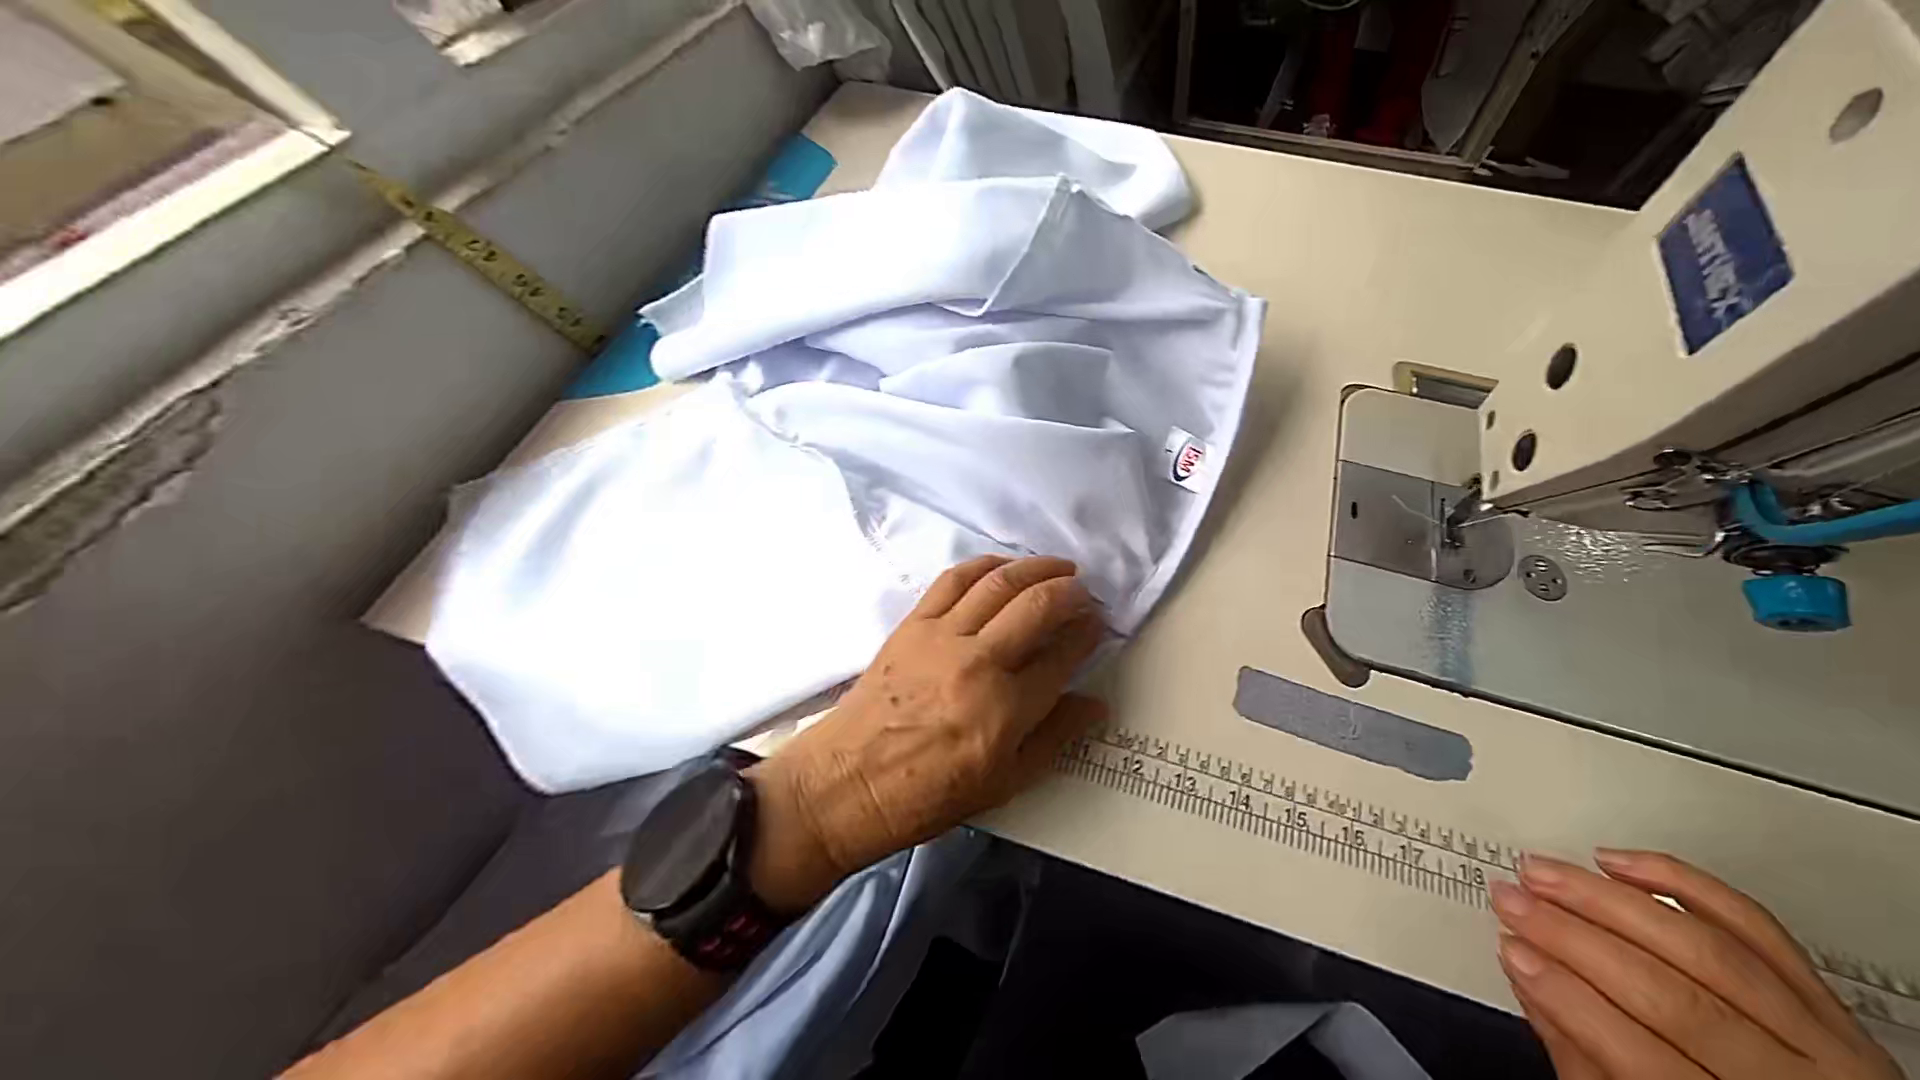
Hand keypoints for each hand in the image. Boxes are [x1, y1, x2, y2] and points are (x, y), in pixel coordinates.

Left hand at [745, 555, 1107, 913]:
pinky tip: (1002, 567)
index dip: (1088, 633)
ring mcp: (942, 638)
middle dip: (1071, 593)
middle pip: (1038, 606)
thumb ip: (1054, 738)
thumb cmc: (928, 794)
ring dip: (1036, 568)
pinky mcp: (912, 625)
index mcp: (1007, 709)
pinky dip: (983, 566)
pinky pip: (952, 581)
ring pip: (999, 584)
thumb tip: (1094, 704)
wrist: (850, 782)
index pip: (1063, 655)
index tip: (1097, 624)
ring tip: (1058, 568)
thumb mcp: (1005, 783)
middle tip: (1084, 593)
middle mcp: (979, 663)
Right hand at [1491, 850, 1901, 1079]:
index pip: (1643, 1053)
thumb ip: (1581, 1056)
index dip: (1564, 995)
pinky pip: (1756, 927)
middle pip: (1673, 995)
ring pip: (1706, 949)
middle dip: (1571, 936)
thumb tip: (1524, 972)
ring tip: (1541, 871)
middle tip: (1511, 898)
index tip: (1509, 948)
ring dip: (1604, 899)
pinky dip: (1680, 882)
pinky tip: (1616, 862)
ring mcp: (1828, 1044)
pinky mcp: (1827, 1002)